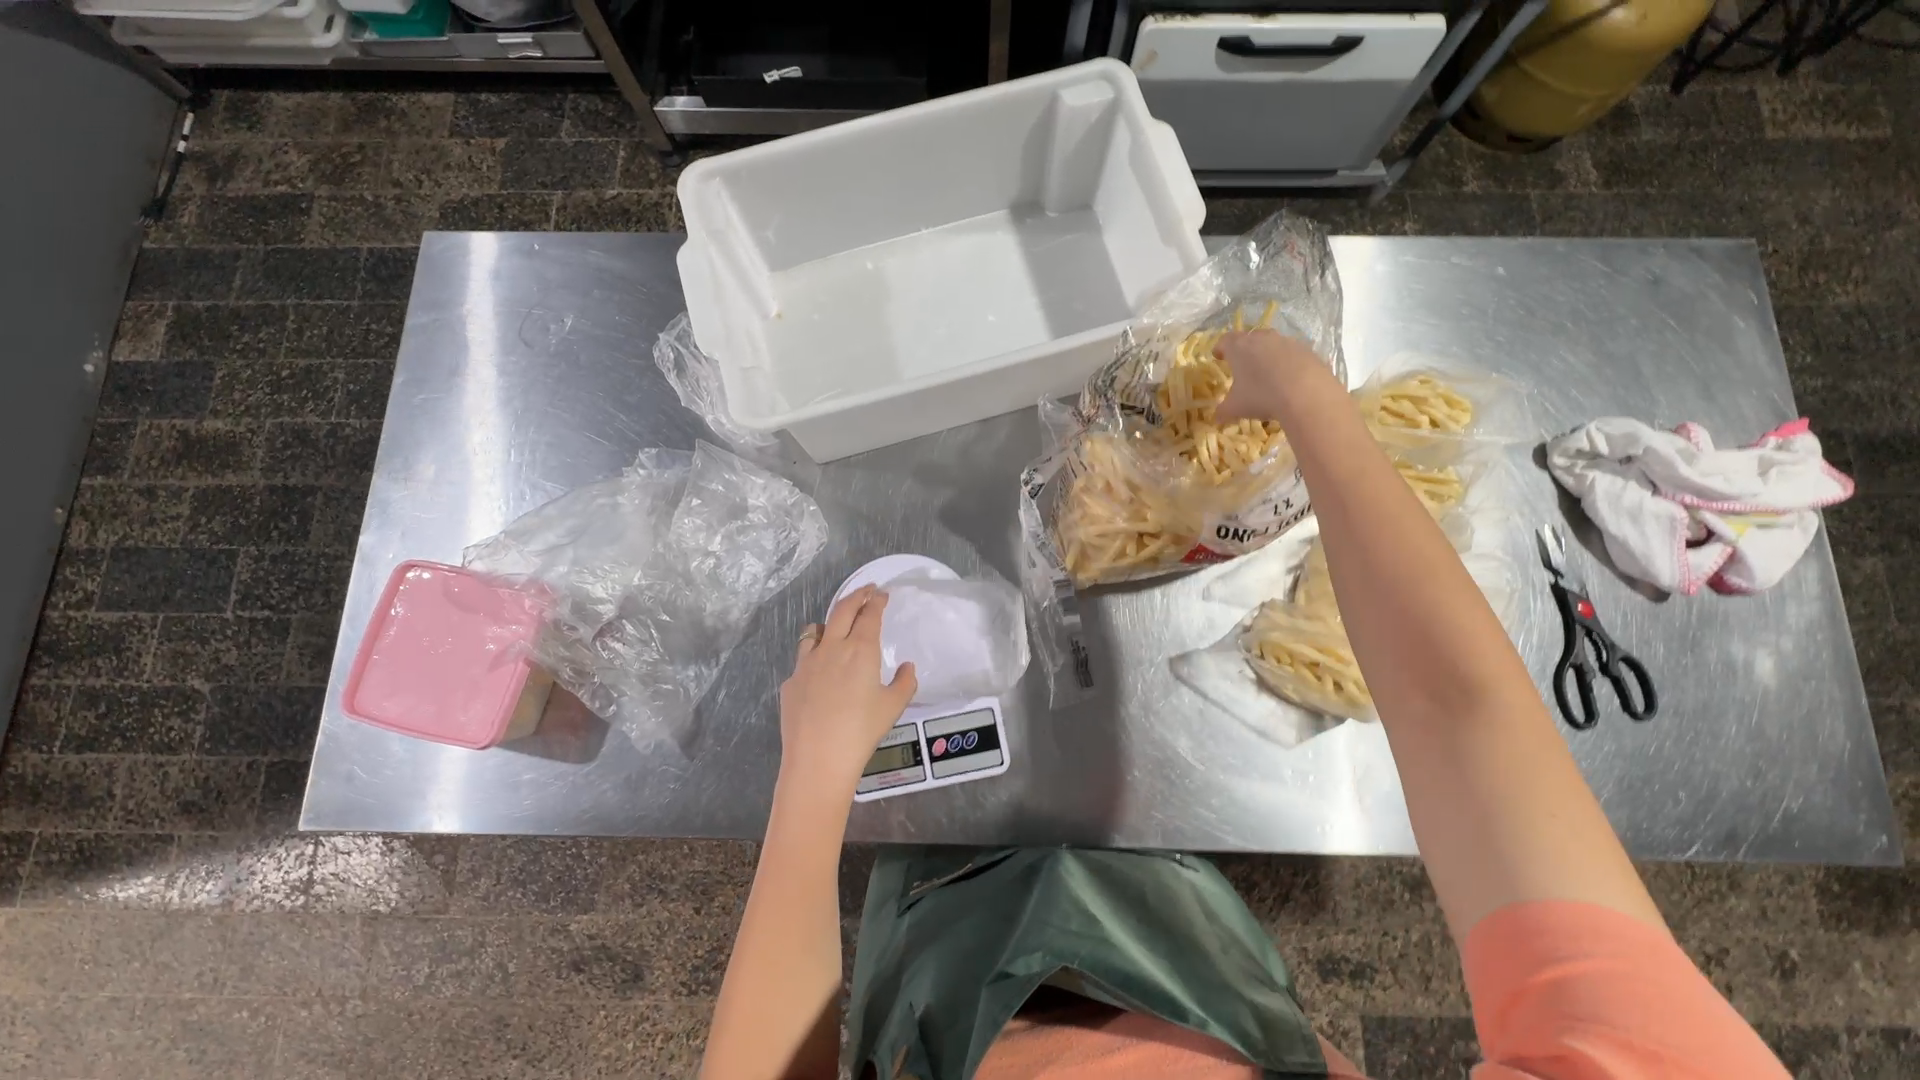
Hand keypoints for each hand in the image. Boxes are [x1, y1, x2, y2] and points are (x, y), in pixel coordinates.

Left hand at [779, 585, 917, 789]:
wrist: (818, 757)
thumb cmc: (862, 731)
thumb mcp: (893, 707)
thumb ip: (905, 683)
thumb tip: (908, 667)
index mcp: (860, 650)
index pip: (869, 614)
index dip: (876, 601)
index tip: (881, 594)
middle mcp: (832, 648)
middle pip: (842, 610)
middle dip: (856, 596)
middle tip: (866, 591)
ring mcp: (806, 663)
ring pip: (815, 630)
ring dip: (829, 623)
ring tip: (836, 627)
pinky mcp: (791, 681)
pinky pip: (803, 660)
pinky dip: (814, 657)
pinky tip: (819, 673)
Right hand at [1214, 330, 1329, 423]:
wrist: (1307, 394)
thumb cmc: (1261, 396)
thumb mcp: (1235, 408)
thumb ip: (1223, 410)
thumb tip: (1217, 417)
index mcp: (1239, 347)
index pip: (1225, 341)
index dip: (1220, 348)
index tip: (1218, 356)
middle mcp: (1262, 339)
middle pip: (1250, 338)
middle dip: (1245, 350)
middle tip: (1243, 365)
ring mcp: (1287, 342)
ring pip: (1273, 344)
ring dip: (1268, 355)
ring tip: (1268, 374)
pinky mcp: (1307, 350)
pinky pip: (1292, 354)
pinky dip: (1288, 363)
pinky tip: (1289, 380)